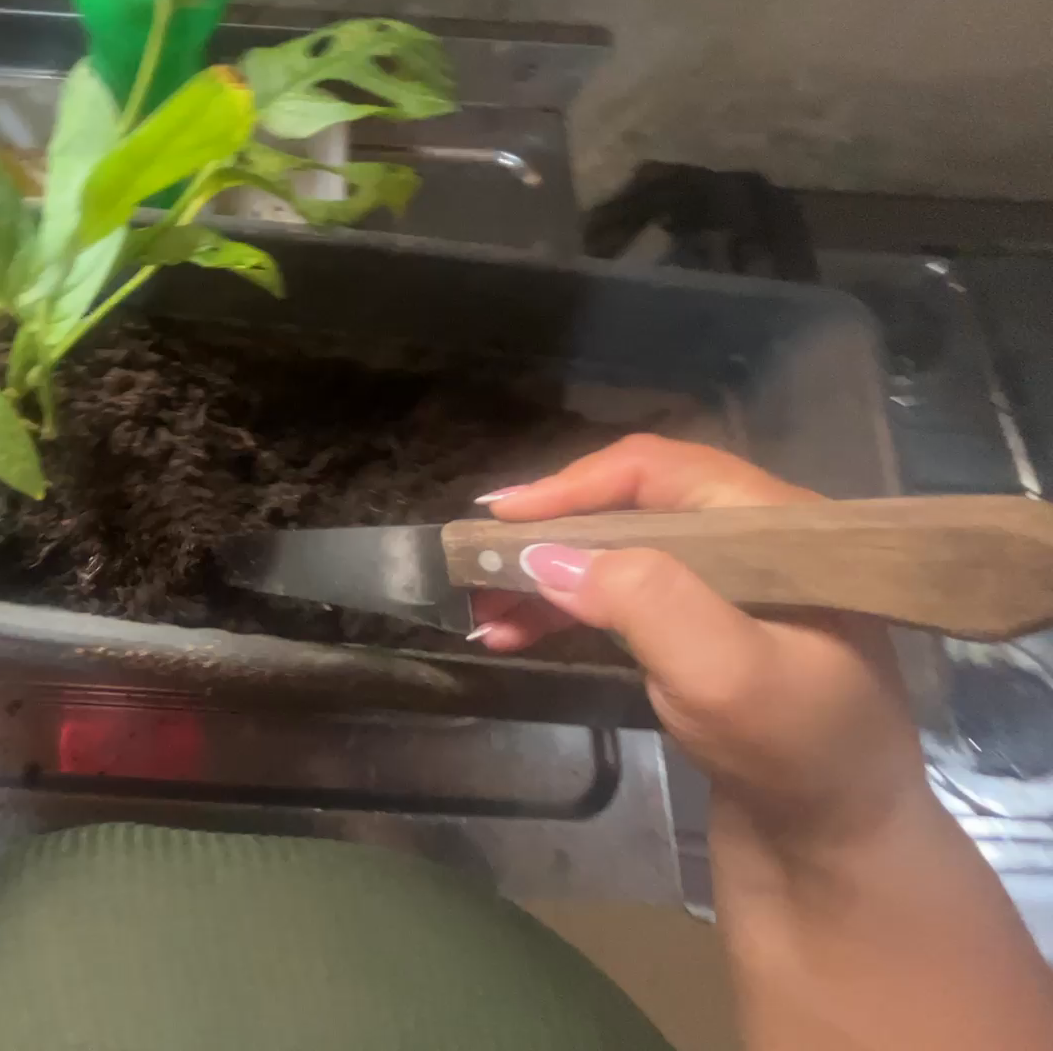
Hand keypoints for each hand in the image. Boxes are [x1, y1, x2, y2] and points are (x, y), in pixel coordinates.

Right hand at [471, 435, 928, 851]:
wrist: (830, 834)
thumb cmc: (794, 749)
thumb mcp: (724, 673)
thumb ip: (643, 601)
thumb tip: (543, 556)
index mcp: (773, 527)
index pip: (657, 471)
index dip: (572, 485)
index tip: (501, 517)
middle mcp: (741, 540)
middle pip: (619, 507)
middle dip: (542, 536)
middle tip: (476, 562)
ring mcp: (712, 582)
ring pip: (603, 551)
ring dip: (538, 576)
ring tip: (480, 610)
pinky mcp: (684, 619)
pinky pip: (605, 593)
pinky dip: (554, 608)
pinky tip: (507, 631)